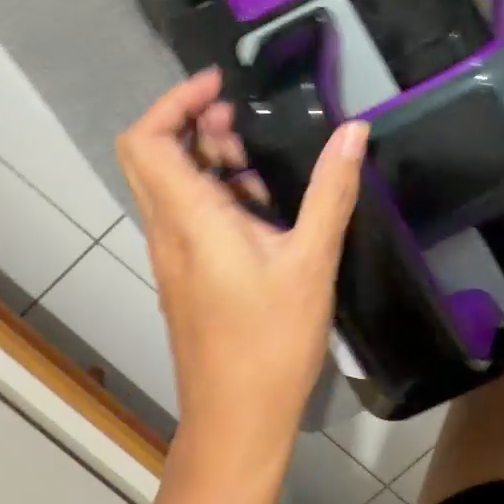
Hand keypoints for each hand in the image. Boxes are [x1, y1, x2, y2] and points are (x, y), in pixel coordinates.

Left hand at [117, 69, 367, 457]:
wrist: (237, 419)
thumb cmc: (270, 339)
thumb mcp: (311, 259)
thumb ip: (332, 190)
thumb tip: (355, 130)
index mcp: (190, 218)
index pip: (148, 140)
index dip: (174, 100)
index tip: (221, 83)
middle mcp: (170, 229)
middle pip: (154, 154)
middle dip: (193, 119)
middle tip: (243, 109)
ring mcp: (175, 253)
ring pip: (172, 182)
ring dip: (207, 153)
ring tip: (259, 147)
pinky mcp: (188, 271)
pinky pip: (189, 210)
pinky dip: (216, 186)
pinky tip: (265, 197)